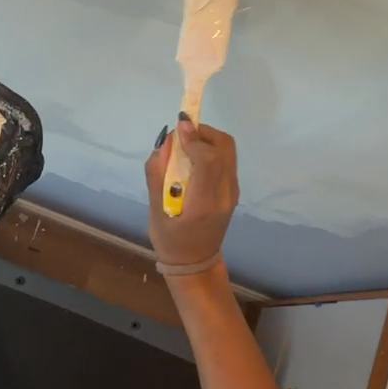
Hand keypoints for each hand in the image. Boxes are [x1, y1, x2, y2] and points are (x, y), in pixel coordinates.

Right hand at [145, 118, 239, 266]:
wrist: (196, 262)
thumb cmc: (170, 240)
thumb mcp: (154, 211)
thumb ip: (157, 175)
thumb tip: (164, 143)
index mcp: (204, 204)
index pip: (208, 160)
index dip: (194, 138)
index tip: (178, 126)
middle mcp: (225, 194)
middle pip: (225, 147)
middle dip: (204, 132)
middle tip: (183, 133)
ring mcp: (233, 191)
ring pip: (228, 149)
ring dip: (208, 138)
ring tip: (187, 143)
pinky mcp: (233, 189)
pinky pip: (226, 158)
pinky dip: (211, 148)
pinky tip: (194, 156)